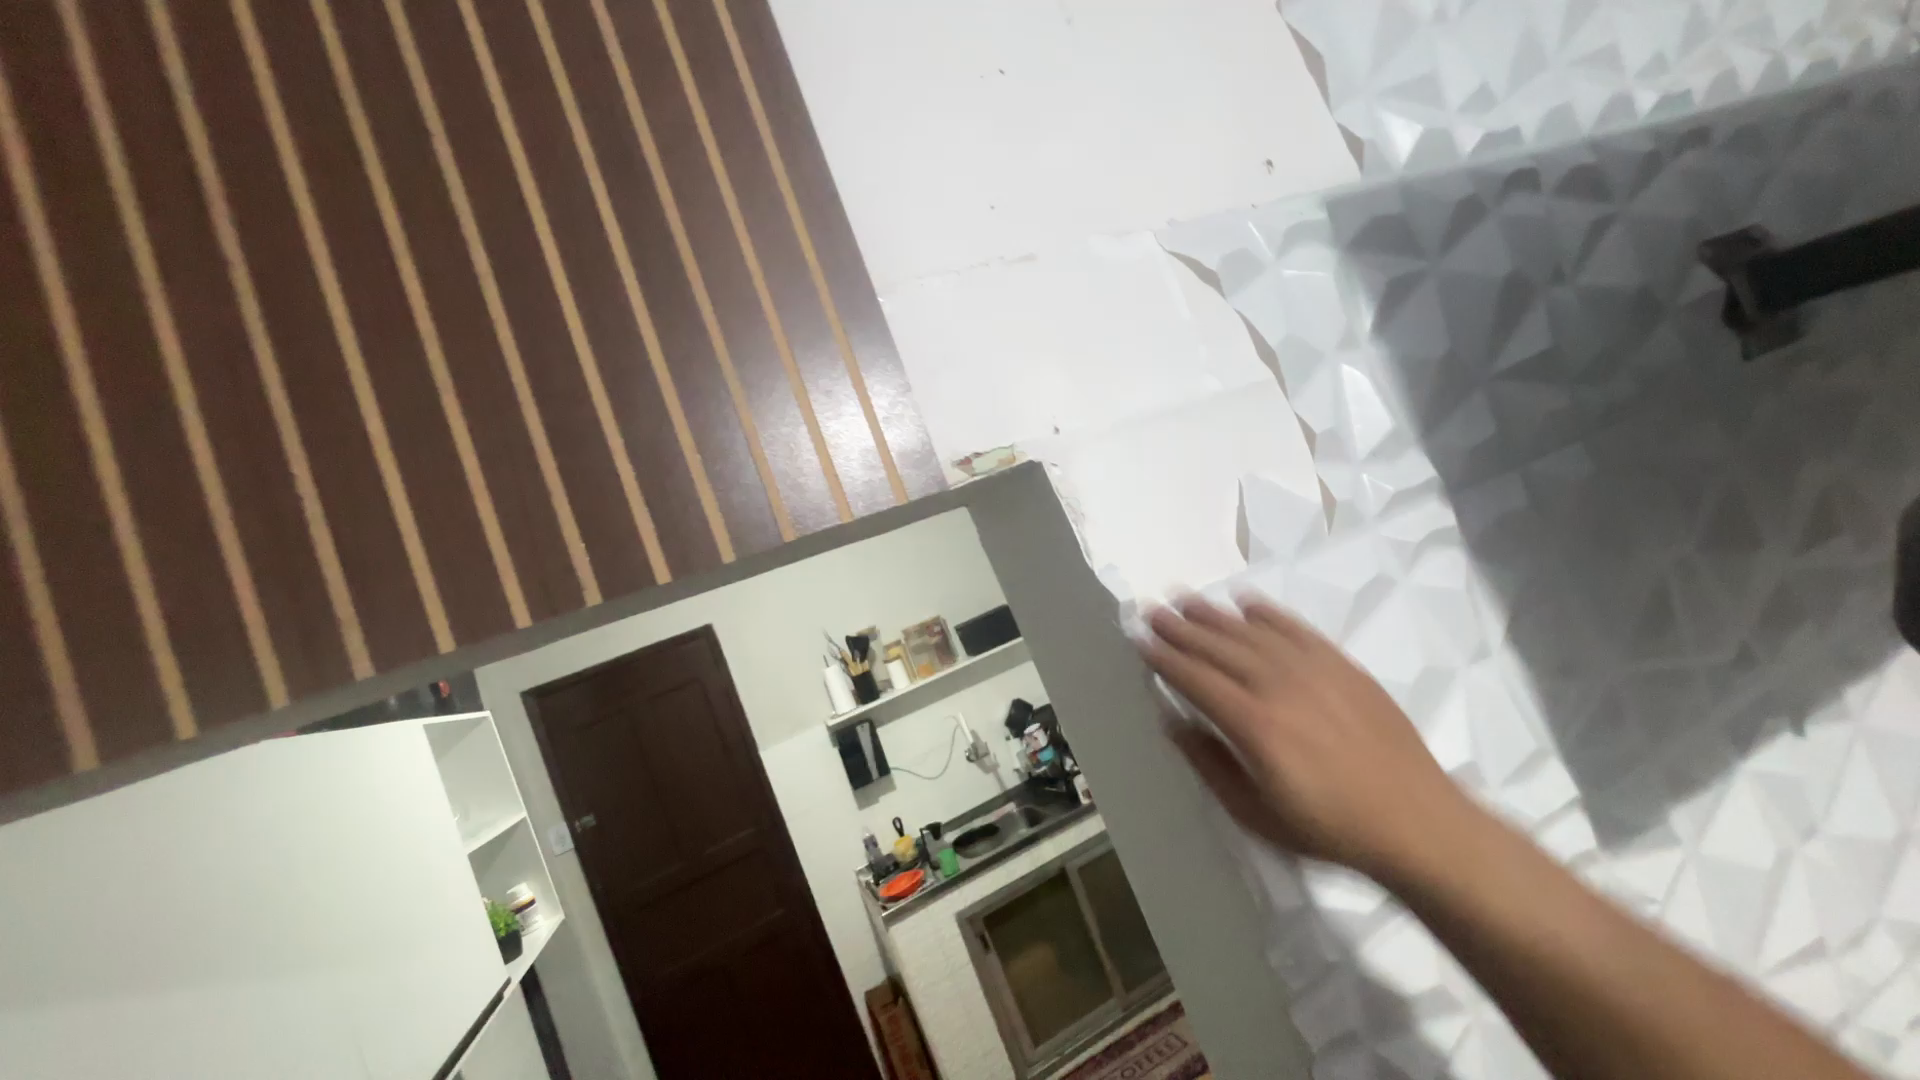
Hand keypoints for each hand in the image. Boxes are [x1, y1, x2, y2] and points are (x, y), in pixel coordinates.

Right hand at [1140, 595, 1478, 878]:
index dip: (1165, 658)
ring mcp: (1315, 670)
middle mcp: (1279, 685)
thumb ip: (1210, 764)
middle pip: (1218, 647)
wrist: (1415, 821)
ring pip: (1253, 633)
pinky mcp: (1344, 666)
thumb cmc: (1327, 828)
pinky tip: (1246, 605)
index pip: (1195, 679)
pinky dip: (1268, 614)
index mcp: (1253, 724)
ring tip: (1188, 602)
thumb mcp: (1255, 813)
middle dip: (1181, 628)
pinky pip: (1296, 629)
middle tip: (1154, 611)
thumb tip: (1174, 722)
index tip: (1141, 641)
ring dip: (1215, 615)